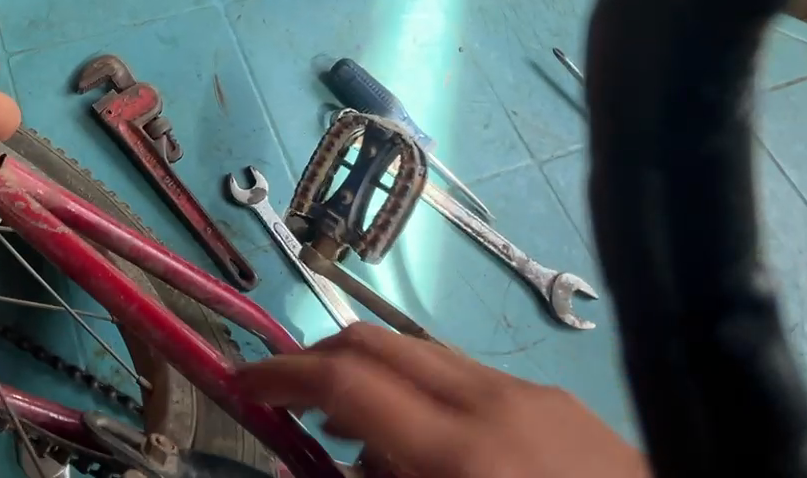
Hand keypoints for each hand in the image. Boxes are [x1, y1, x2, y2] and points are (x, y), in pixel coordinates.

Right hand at [237, 326, 646, 477]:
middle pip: (374, 343)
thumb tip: (322, 469)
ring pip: (419, 355)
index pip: (345, 381)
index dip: (282, 375)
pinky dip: (424, 399)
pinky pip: (466, 379)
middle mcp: (495, 403)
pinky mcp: (562, 404)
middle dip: (318, 364)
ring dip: (372, 382)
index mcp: (467, 457)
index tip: (244, 386)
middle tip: (291, 411)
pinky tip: (435, 456)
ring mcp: (533, 395)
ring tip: (363, 449)